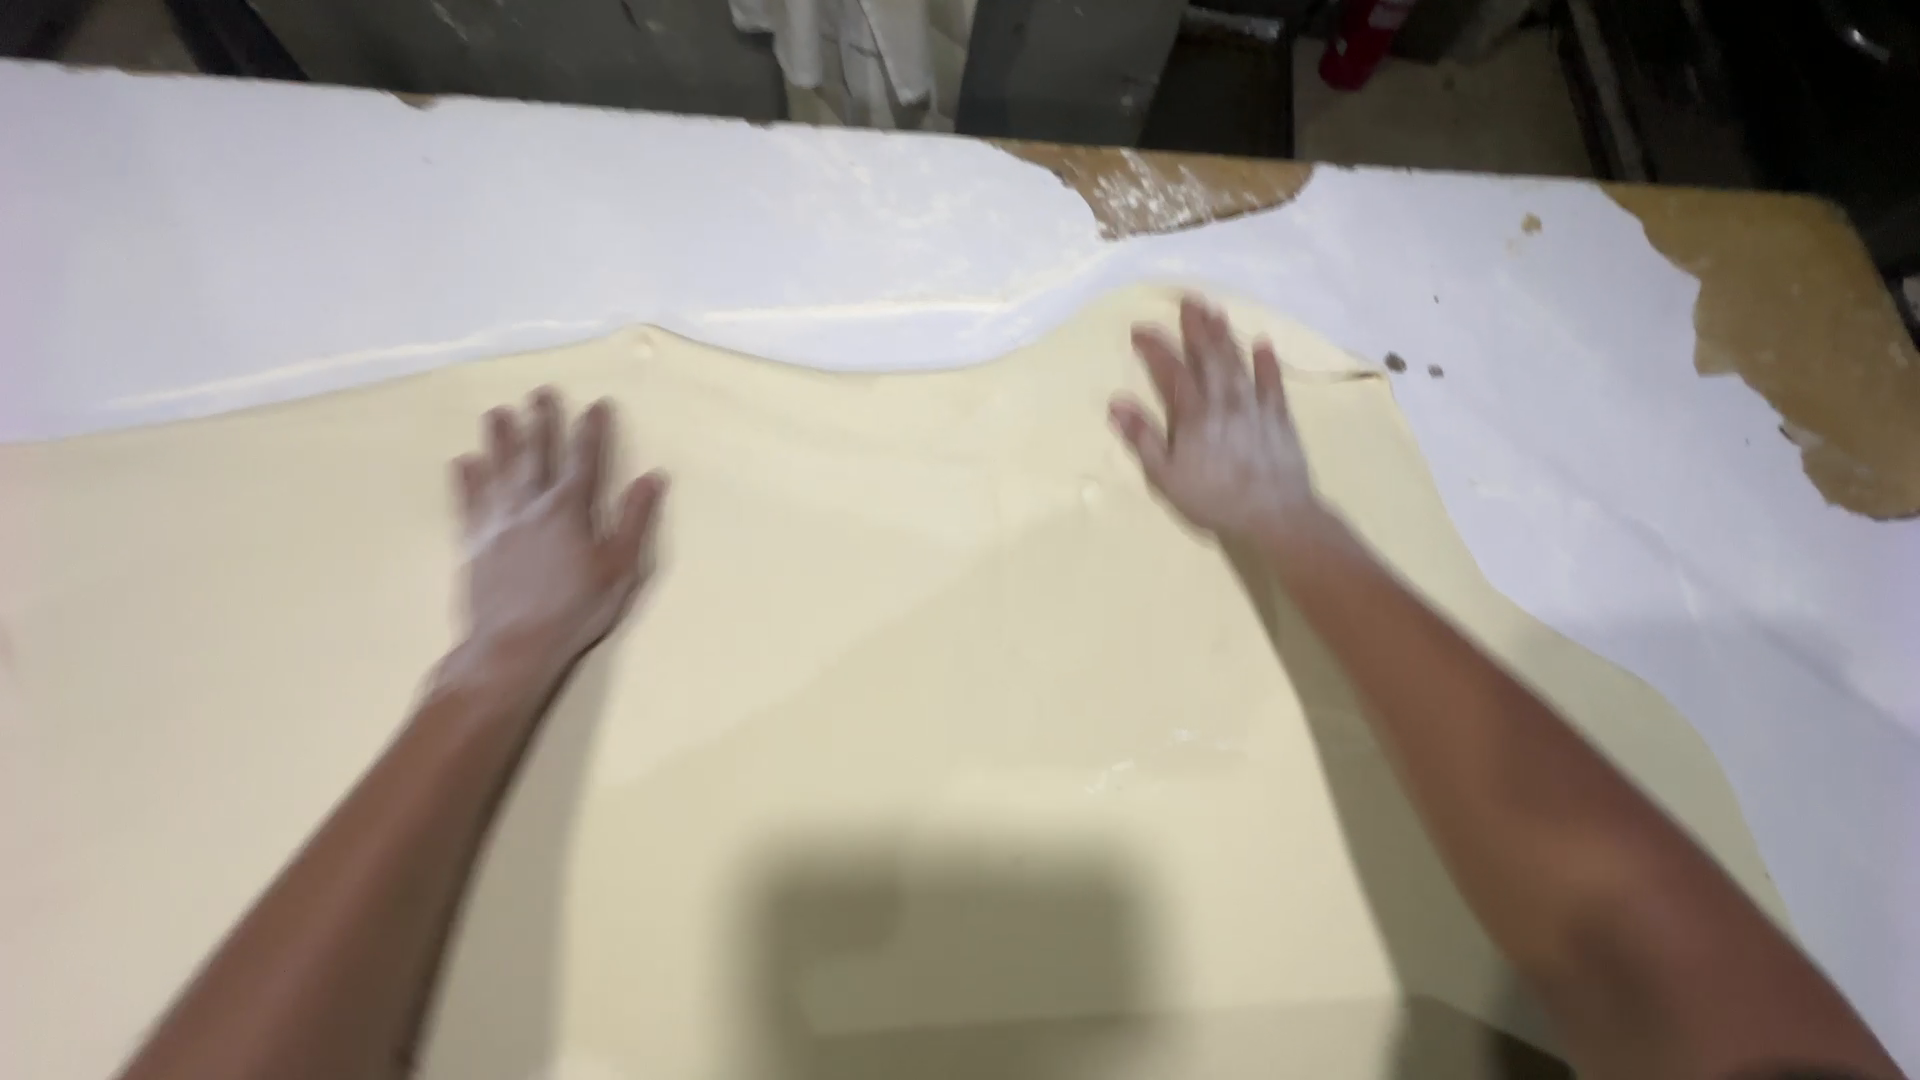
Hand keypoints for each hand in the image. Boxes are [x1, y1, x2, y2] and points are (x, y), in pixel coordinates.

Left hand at [450, 389, 667, 686]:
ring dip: (499, 439)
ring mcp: (497, 523)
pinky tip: (463, 462)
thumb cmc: (576, 608)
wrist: (513, 645)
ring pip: (498, 470)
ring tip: (497, 412)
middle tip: (540, 393)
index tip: (595, 404)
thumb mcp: (620, 567)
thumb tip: (652, 476)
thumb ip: (634, 519)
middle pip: (536, 455)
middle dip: (541, 422)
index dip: (591, 431)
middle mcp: (530, 506)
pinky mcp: (473, 543)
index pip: (584, 460)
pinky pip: (468, 502)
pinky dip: (466, 480)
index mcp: (570, 510)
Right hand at [1109, 296, 1316, 542]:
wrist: (1274, 515)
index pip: (1171, 371)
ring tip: (1215, 310)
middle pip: (1208, 356)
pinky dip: (1267, 361)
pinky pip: (1272, 382)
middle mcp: (1225, 400)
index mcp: (1194, 414)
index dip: (1155, 347)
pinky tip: (1262, 343)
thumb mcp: (1165, 476)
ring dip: (1225, 334)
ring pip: (1237, 361)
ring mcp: (1255, 406)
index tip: (1140, 328)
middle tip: (1187, 300)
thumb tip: (1116, 403)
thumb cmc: (1212, 499)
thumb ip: (1142, 438)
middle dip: (1196, 326)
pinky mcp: (1279, 417)